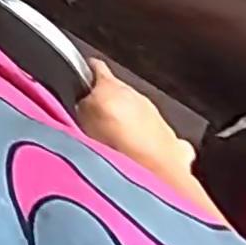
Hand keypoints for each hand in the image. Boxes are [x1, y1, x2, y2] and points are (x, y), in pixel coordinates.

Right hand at [77, 60, 193, 176]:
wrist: (154, 176)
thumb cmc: (112, 143)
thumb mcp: (76, 116)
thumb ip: (74, 104)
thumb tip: (67, 101)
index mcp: (113, 86)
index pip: (96, 67)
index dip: (86, 69)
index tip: (80, 72)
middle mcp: (140, 99)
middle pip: (121, 94)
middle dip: (109, 104)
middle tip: (93, 119)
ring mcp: (161, 123)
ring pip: (142, 117)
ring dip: (130, 126)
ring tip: (114, 143)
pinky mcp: (178, 149)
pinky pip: (165, 142)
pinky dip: (155, 147)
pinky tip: (146, 158)